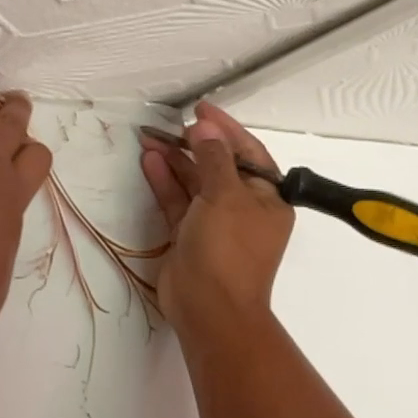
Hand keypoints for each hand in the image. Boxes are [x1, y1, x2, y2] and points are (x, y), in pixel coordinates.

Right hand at [140, 101, 293, 332]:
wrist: (210, 310)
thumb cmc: (228, 249)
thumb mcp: (225, 196)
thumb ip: (214, 157)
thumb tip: (205, 127)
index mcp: (267, 198)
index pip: (248, 153)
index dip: (226, 128)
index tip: (201, 108)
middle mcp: (243, 207)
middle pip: (218, 165)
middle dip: (194, 143)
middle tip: (170, 124)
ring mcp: (214, 222)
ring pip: (194, 181)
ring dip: (175, 159)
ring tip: (149, 137)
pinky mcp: (189, 235)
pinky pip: (177, 200)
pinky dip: (164, 180)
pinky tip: (149, 160)